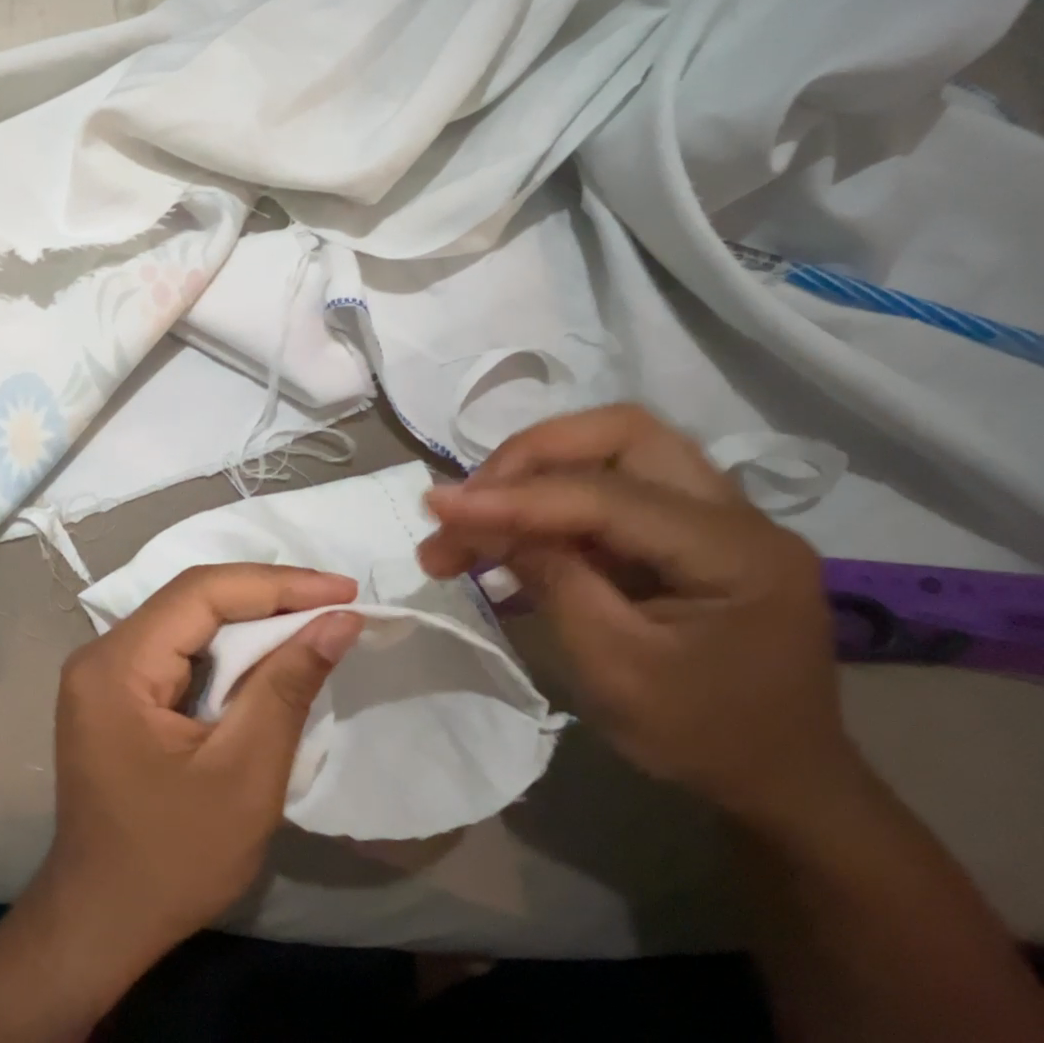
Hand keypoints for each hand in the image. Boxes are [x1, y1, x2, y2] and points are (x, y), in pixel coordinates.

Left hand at [45, 563, 363, 953]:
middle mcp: (98, 657)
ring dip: (249, 624)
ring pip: (184, 625)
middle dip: (267, 598)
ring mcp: (100, 678)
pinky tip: (267, 659)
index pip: (200, 593)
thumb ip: (287, 686)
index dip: (277, 584)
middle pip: (189, 601)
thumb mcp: (245, 773)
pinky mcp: (112, 699)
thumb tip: (338, 620)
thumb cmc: (174, 857)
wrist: (104, 919)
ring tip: (315, 624)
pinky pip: (174, 656)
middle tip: (337, 605)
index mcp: (116, 666)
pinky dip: (224, 655)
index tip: (345, 591)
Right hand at [415, 405, 850, 824]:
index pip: (607, 495)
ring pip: (617, 454)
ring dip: (537, 475)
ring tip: (474, 522)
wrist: (780, 779)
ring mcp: (718, 520)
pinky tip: (509, 542)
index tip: (434, 506)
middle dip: (532, 456)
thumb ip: (553, 582)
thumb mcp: (614, 669)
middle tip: (470, 500)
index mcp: (735, 552)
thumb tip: (481, 522)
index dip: (514, 497)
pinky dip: (553, 507)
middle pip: (623, 435)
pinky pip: (615, 494)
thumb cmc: (700, 736)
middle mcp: (736, 515)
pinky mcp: (692, 537)